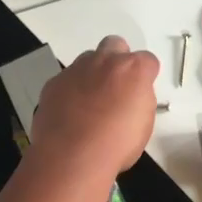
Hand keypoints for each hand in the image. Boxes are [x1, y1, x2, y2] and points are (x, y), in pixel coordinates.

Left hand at [30, 37, 160, 179]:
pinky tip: (70, 113)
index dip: (146, 76)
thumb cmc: (116, 145)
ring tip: (90, 102)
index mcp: (133, 70)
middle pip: (115, 45)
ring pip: (88, 60)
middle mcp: (104, 61)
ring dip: (93, 74)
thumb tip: (131, 96)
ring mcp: (76, 69)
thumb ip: (139, 100)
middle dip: (117, 60)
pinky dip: (71, 90)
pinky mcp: (54, 83)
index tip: (141, 92)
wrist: (71, 157)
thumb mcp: (143, 125)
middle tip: (116, 86)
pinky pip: (67, 79)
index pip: (148, 60)